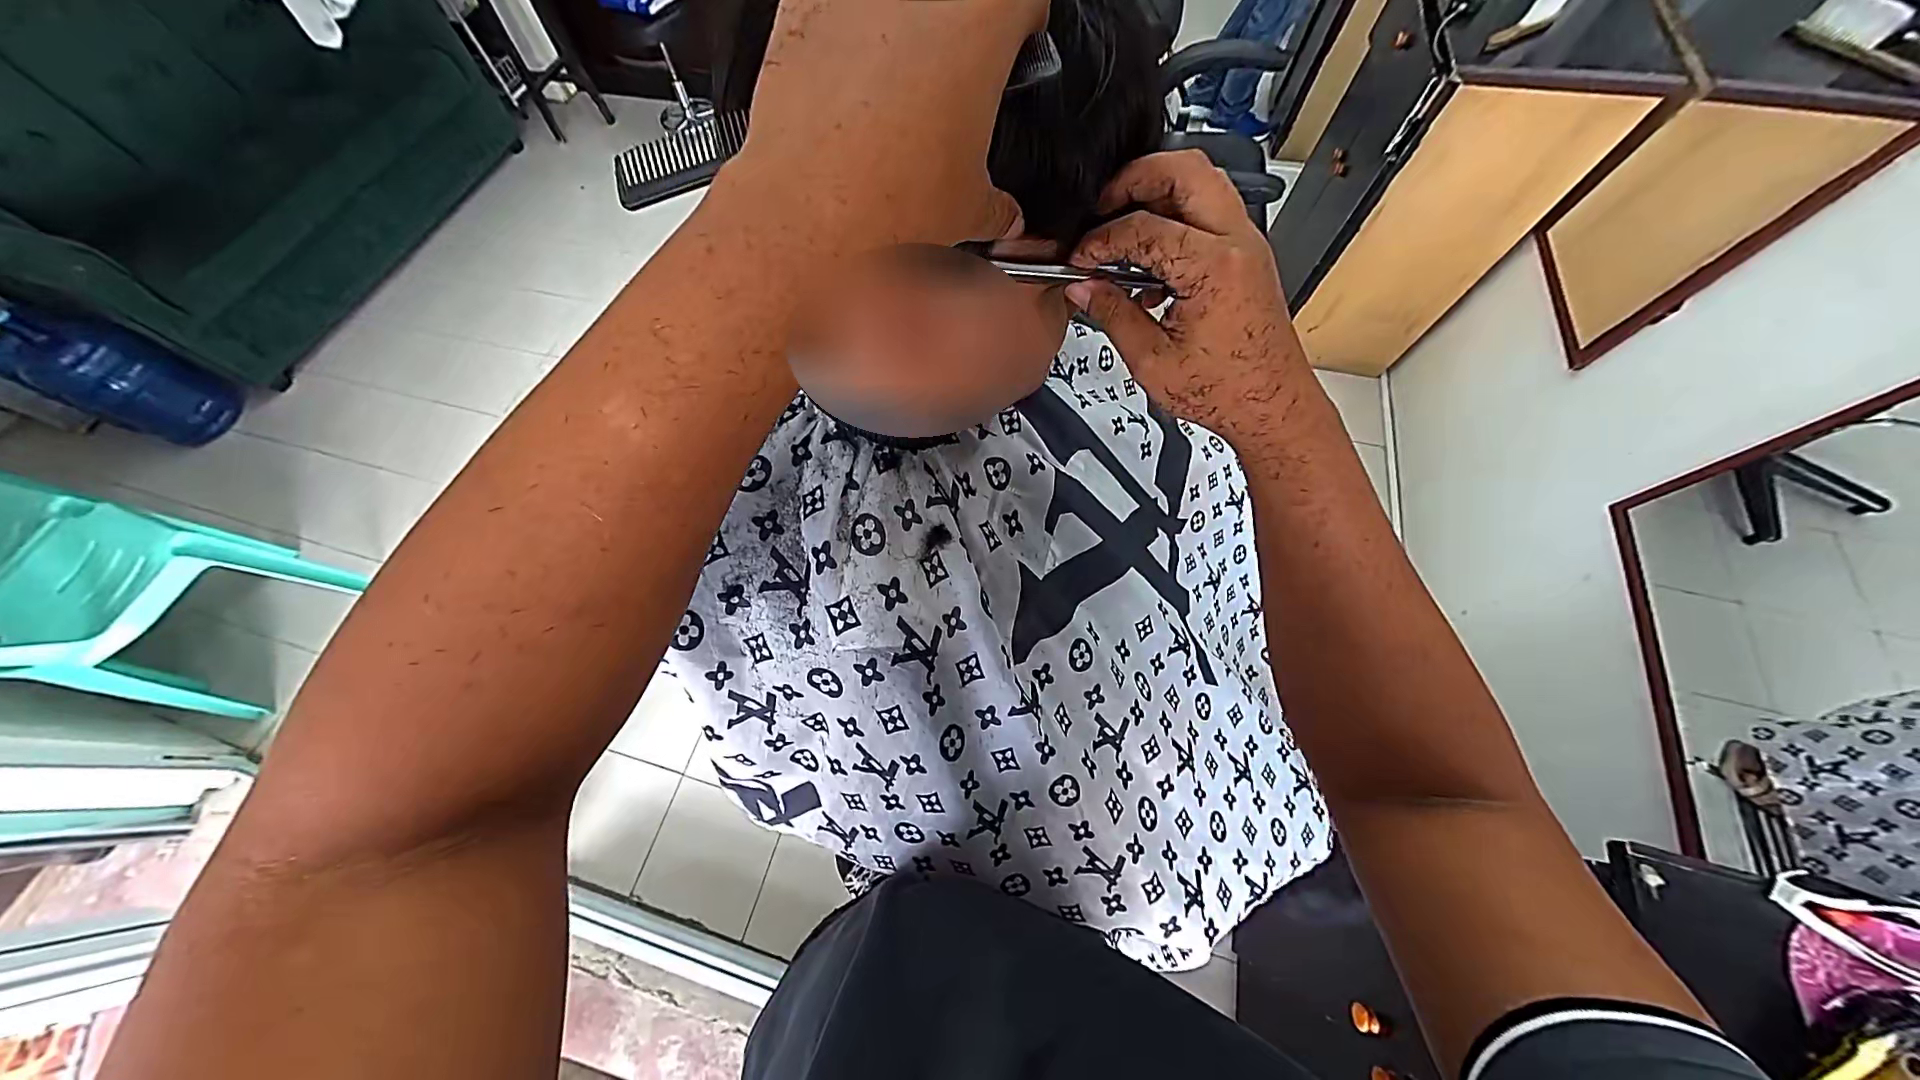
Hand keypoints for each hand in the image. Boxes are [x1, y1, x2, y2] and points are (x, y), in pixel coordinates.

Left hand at [719, 0, 1042, 251]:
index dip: (1023, 32)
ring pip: (893, 12)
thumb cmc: (888, 204)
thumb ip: (997, 205)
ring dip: (900, 44)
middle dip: (957, 45)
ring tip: (894, 108)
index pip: (1025, 3)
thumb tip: (1001, 215)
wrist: (809, 218)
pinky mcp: (797, 13)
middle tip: (950, 100)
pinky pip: (831, 19)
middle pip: (952, 7)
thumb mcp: (968, 212)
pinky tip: (844, 101)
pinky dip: (843, 49)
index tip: (1016, 54)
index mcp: (980, 21)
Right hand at [1065, 150, 1319, 448]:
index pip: (1143, 226)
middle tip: (1101, 208)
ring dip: (1156, 195)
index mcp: (1213, 267)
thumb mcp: (1152, 360)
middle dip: (1133, 180)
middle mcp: (1238, 244)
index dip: (1101, 240)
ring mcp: (1247, 246)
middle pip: (1183, 170)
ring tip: (1121, 229)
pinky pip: (1209, 215)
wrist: (1271, 406)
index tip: (1080, 258)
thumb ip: (1112, 314)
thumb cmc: (1227, 390)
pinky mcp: (1247, 257)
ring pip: (1201, 183)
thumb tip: (1084, 288)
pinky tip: (1148, 265)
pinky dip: (1174, 222)